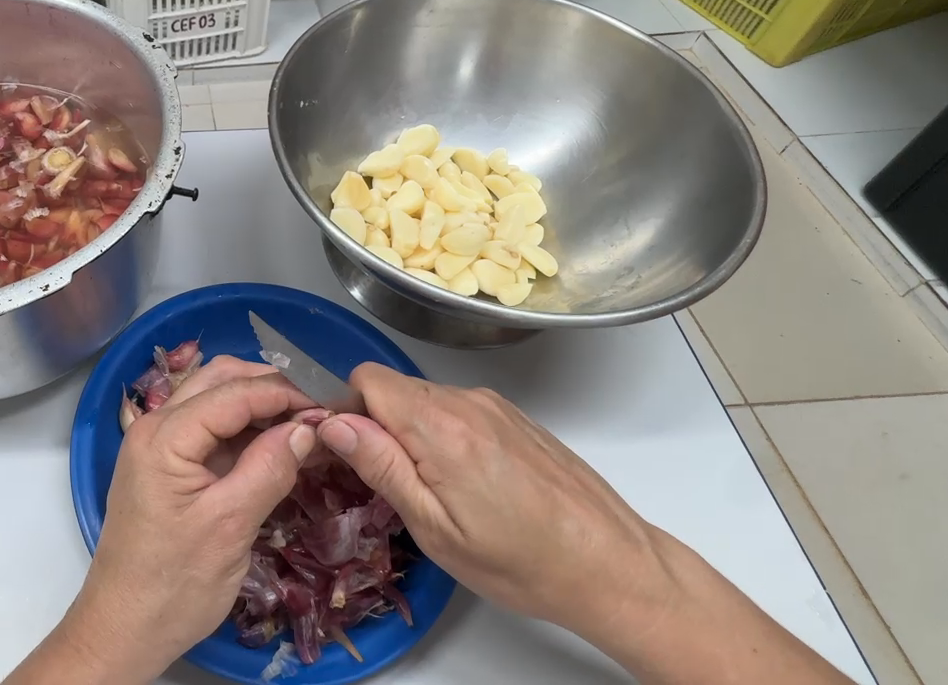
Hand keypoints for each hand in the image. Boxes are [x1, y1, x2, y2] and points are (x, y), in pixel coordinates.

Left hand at [5, 357, 318, 684]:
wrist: (124, 627)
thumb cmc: (174, 584)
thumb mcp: (230, 527)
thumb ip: (269, 470)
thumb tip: (307, 429)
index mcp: (164, 435)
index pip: (231, 393)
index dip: (282, 394)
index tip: (327, 407)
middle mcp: (156, 425)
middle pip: (218, 381)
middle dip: (268, 387)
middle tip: (316, 409)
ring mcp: (160, 444)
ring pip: (214, 400)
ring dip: (257, 404)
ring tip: (303, 423)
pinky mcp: (168, 464)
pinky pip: (210, 428)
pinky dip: (245, 429)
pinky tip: (277, 443)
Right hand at [313, 365, 670, 640]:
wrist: (614, 568)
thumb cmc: (520, 562)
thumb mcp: (434, 529)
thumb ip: (381, 466)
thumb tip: (333, 423)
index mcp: (439, 426)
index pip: (366, 379)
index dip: (347, 410)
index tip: (351, 452)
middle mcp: (464, 400)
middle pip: (392, 388)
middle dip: (377, 423)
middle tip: (391, 481)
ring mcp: (492, 404)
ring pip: (423, 398)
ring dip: (411, 430)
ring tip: (434, 487)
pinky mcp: (512, 414)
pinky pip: (455, 407)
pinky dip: (443, 432)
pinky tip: (467, 480)